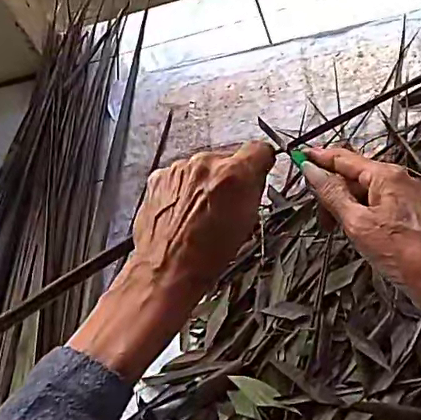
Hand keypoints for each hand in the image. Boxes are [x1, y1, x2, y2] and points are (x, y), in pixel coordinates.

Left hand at [70, 142, 274, 377]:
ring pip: (202, 167)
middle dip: (231, 177)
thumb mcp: (249, 222)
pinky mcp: (160, 178)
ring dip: (205, 183)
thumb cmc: (206, 255)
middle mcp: (205, 165)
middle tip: (229, 203)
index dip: (260, 163)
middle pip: (228, 158)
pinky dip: (183, 189)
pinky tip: (186, 212)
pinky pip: (179, 176)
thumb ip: (254, 188)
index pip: (259, 149)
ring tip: (204, 213)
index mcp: (234, 174)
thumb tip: (257, 172)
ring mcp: (179, 170)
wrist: (167, 269)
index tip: (258, 172)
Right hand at [299, 147, 420, 321]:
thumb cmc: (407, 255)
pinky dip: (359, 215)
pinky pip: (376, 206)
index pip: (344, 157)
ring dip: (344, 206)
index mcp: (386, 175)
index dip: (318, 157)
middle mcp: (398, 180)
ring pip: (364, 193)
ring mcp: (405, 198)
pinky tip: (355, 233)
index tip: (298, 159)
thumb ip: (333, 194)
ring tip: (335, 229)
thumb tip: (312, 171)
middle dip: (331, 190)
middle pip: (353, 175)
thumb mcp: (359, 223)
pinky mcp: (409, 216)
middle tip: (318, 214)